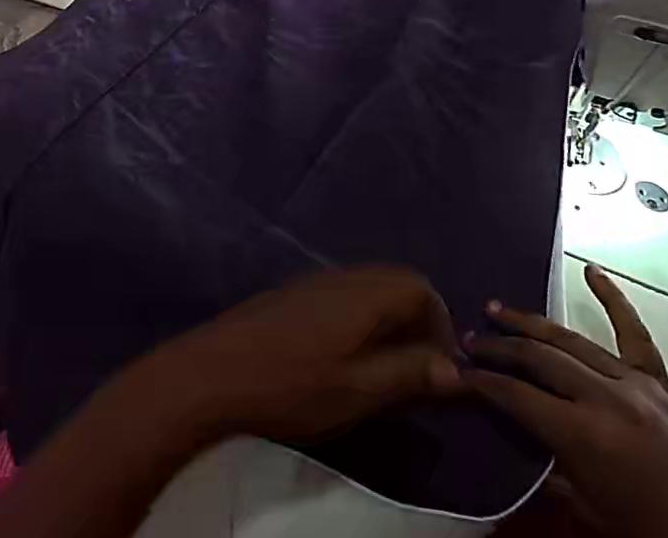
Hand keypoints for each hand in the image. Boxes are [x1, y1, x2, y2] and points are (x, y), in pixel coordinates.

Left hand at [126, 266, 465, 444]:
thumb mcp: (358, 390)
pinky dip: (360, 318)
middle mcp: (342, 277)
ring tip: (382, 366)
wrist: (213, 371)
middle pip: (396, 281)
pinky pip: (343, 294)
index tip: (437, 368)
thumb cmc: (291, 385)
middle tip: (415, 368)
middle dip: (417, 320)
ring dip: (387, 320)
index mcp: (363, 294)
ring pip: (368, 287)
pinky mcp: (292, 294)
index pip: (421, 288)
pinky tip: (343, 354)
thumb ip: (409, 374)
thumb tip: (455, 368)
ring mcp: (313, 282)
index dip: (439, 325)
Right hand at [465, 264, 667, 537]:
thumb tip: (507, 437)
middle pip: (538, 359)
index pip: (517, 395)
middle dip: (498, 348)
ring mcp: (637, 386)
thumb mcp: (585, 511)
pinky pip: (634, 335)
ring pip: (570, 340)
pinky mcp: (661, 385)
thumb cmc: (651, 534)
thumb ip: (542, 469)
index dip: (484, 381)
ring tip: (498, 310)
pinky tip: (593, 273)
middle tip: (469, 339)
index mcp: (585, 436)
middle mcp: (607, 400)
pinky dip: (614, 300)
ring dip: (530, 323)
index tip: (460, 370)